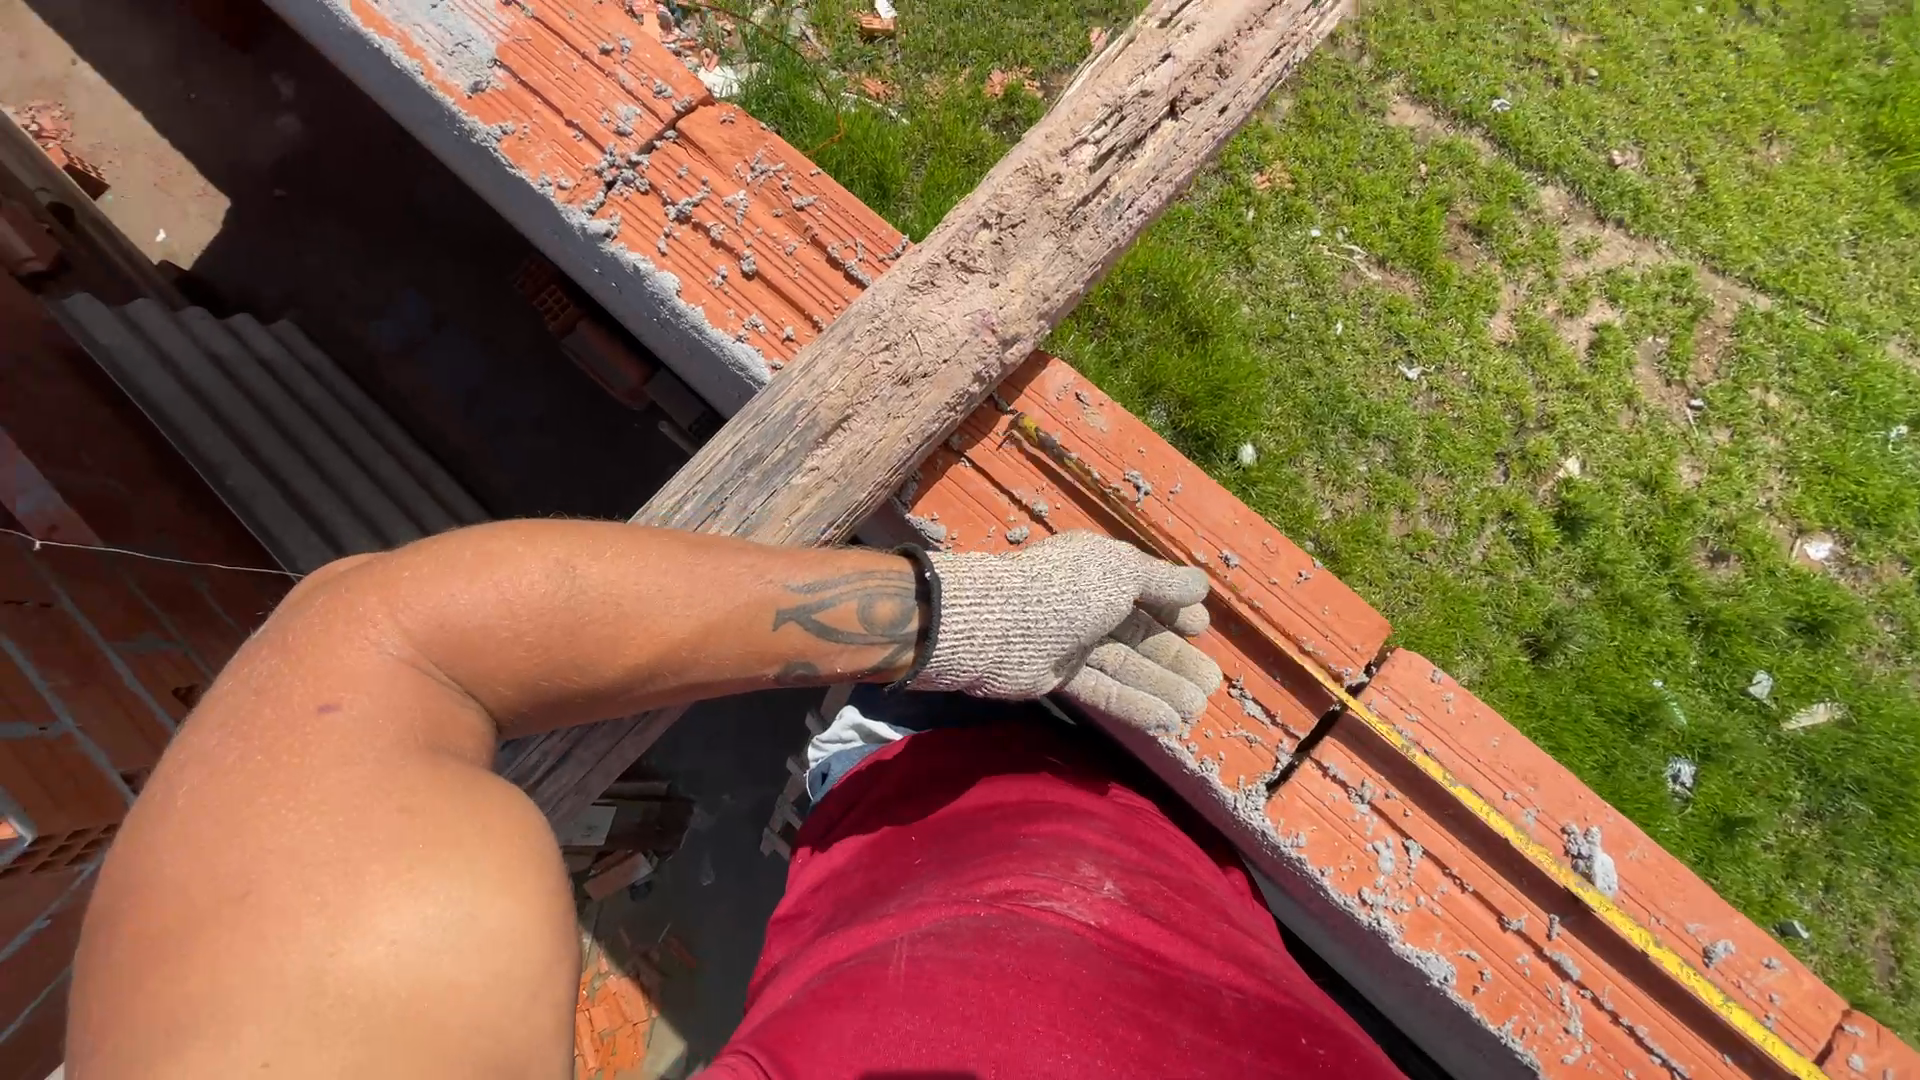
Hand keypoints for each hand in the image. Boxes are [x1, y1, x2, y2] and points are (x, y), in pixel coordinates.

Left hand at [909, 531, 1222, 733]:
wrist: (998, 626)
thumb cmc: (1066, 589)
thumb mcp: (1121, 572)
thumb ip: (1162, 581)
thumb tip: (1201, 584)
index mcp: (1098, 569)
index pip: (1144, 590)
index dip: (1174, 610)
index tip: (1202, 629)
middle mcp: (1086, 603)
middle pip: (1139, 634)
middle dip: (1175, 658)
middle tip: (1211, 684)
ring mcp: (1071, 642)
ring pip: (1125, 666)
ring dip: (1161, 686)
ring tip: (1196, 709)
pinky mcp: (1058, 676)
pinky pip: (1103, 690)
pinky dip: (1133, 705)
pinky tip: (1165, 721)